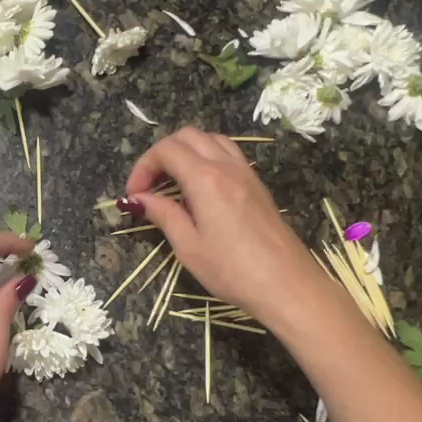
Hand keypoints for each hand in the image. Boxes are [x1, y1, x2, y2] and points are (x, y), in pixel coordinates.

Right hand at [123, 127, 330, 327]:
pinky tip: (199, 189)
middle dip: (161, 154)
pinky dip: (206, 158)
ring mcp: (246, 173)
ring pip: (210, 139)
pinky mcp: (257, 185)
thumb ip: (163, 215)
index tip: (134, 195)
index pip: (166, 151)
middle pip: (187, 136)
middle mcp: (226, 166)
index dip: (143, 167)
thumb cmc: (233, 271)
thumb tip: (138, 199)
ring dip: (185, 152)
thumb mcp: (189, 247)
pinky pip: (227, 154)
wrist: (287, 285)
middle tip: (149, 186)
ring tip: (172, 183)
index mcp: (205, 179)